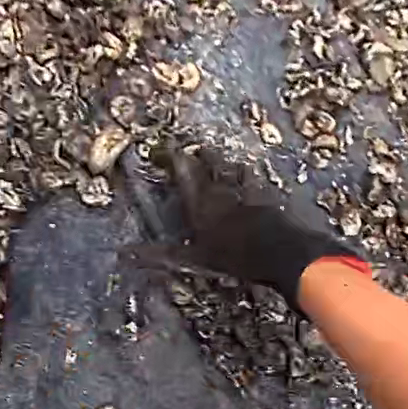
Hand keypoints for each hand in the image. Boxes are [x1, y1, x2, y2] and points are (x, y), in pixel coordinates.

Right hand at [129, 144, 368, 309]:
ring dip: (226, 162)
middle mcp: (223, 189)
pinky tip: (251, 178)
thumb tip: (124, 254)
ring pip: (234, 167)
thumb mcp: (194, 259)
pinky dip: (249, 176)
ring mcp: (248, 190)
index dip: (174, 160)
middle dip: (202, 154)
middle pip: (212, 162)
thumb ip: (162, 255)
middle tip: (196, 149)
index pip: (184, 172)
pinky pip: (255, 179)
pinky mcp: (269, 196)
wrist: (283, 250)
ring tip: (222, 158)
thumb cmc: (235, 256)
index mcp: (202, 202)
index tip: (165, 151)